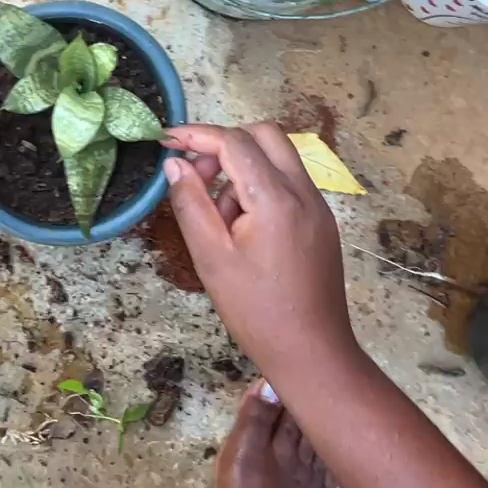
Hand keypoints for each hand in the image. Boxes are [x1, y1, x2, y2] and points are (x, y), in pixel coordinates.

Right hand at [162, 124, 357, 377]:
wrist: (312, 352)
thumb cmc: (255, 309)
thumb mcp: (210, 256)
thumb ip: (190, 203)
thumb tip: (174, 164)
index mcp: (275, 198)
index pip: (234, 142)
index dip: (196, 135)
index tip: (166, 141)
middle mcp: (303, 192)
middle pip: (264, 134)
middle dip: (224, 144)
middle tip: (197, 176)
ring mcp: (318, 205)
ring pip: (277, 157)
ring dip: (242, 168)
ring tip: (220, 218)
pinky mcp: (321, 221)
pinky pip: (287, 182)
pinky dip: (259, 186)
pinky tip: (242, 227)